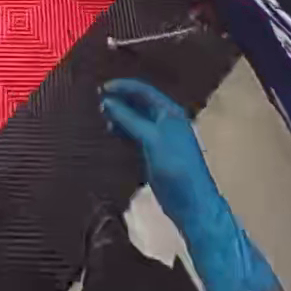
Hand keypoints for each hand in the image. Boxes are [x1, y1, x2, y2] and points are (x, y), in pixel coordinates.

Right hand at [101, 79, 278, 290]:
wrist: (192, 204)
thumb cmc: (175, 167)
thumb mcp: (151, 139)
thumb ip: (129, 119)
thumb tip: (107, 102)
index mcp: (170, 112)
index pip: (143, 90)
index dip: (122, 87)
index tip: (101, 89)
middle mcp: (165, 120)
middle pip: (139, 102)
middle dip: (120, 100)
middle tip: (98, 101)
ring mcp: (160, 137)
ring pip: (136, 118)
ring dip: (120, 115)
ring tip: (102, 116)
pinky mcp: (154, 152)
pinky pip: (135, 134)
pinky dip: (123, 130)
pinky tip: (112, 132)